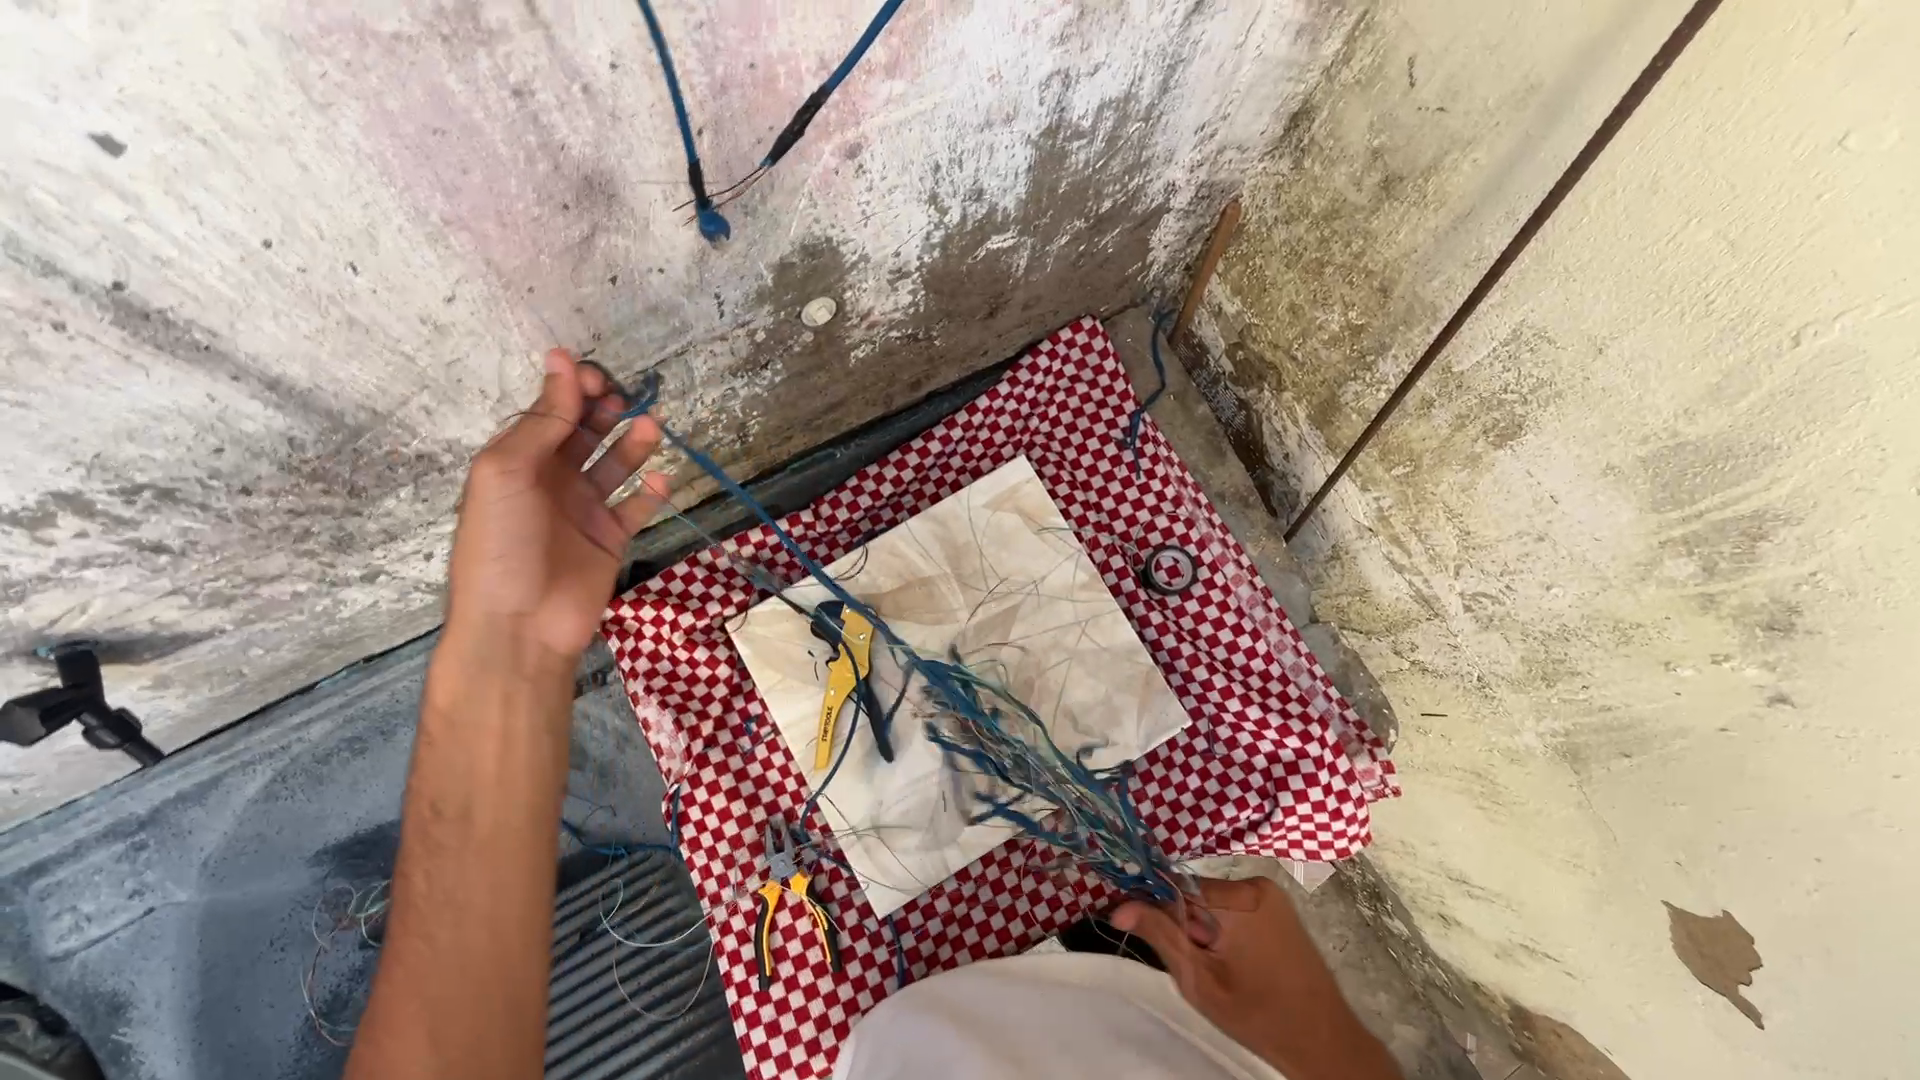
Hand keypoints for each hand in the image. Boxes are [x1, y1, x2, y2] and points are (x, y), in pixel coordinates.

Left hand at [444, 348, 671, 664]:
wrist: (519, 622)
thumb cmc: (501, 542)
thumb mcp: (506, 471)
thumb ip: (542, 421)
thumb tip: (562, 363)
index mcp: (518, 461)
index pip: (549, 412)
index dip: (571, 388)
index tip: (595, 374)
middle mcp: (552, 479)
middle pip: (585, 433)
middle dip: (604, 410)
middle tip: (623, 398)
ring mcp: (583, 510)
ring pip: (615, 464)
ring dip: (633, 443)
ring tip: (652, 427)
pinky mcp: (611, 539)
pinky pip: (636, 507)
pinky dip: (651, 493)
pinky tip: (661, 480)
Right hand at [1111, 876, 1400, 1079]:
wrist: (1324, 1041)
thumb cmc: (1259, 1016)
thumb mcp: (1200, 982)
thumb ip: (1160, 936)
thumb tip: (1118, 906)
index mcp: (1239, 899)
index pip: (1175, 887)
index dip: (1158, 911)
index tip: (1147, 936)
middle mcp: (1256, 885)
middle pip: (1195, 894)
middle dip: (1187, 926)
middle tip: (1198, 966)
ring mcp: (1271, 894)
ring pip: (1212, 902)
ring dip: (1205, 929)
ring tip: (1220, 968)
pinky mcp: (1278, 907)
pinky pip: (1233, 907)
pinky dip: (1224, 930)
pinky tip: (1236, 962)